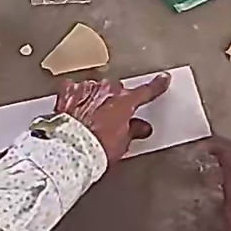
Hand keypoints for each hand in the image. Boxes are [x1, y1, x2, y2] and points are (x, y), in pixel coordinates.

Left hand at [56, 74, 170, 164]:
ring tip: (92, 117)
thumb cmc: (95, 147)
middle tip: (115, 116)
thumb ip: (134, 130)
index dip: (157, 85)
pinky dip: (78, 97)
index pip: (146, 91)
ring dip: (97, 98)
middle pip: (118, 89)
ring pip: (97, 88)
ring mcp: (86, 89)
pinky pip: (76, 89)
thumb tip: (140, 128)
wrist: (69, 150)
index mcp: (125, 101)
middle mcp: (106, 90)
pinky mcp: (68, 93)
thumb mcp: (123, 143)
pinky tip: (77, 107)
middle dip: (118, 100)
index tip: (163, 79)